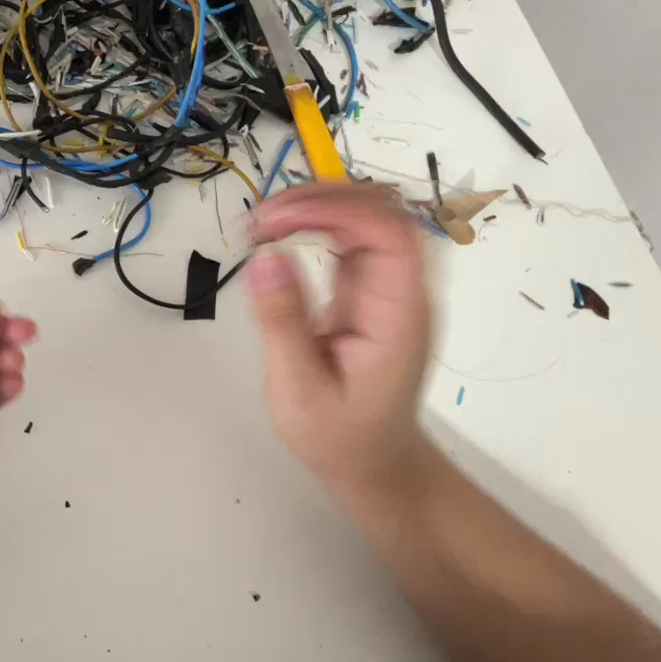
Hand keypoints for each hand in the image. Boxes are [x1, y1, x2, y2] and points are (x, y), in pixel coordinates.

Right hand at [248, 184, 435, 496]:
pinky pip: (349, 238)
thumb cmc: (339, 436)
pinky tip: (276, 234)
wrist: (373, 463)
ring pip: (365, 217)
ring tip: (260, 224)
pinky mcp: (367, 290)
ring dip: (313, 206)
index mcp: (398, 312)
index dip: (330, 209)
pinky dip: (311, 225)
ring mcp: (387, 287)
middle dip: (319, 198)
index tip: (270, 223)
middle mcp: (401, 289)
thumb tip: (266, 258)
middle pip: (381, 210)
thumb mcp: (300, 388)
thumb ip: (284, 323)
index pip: (384, 231)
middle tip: (258, 220)